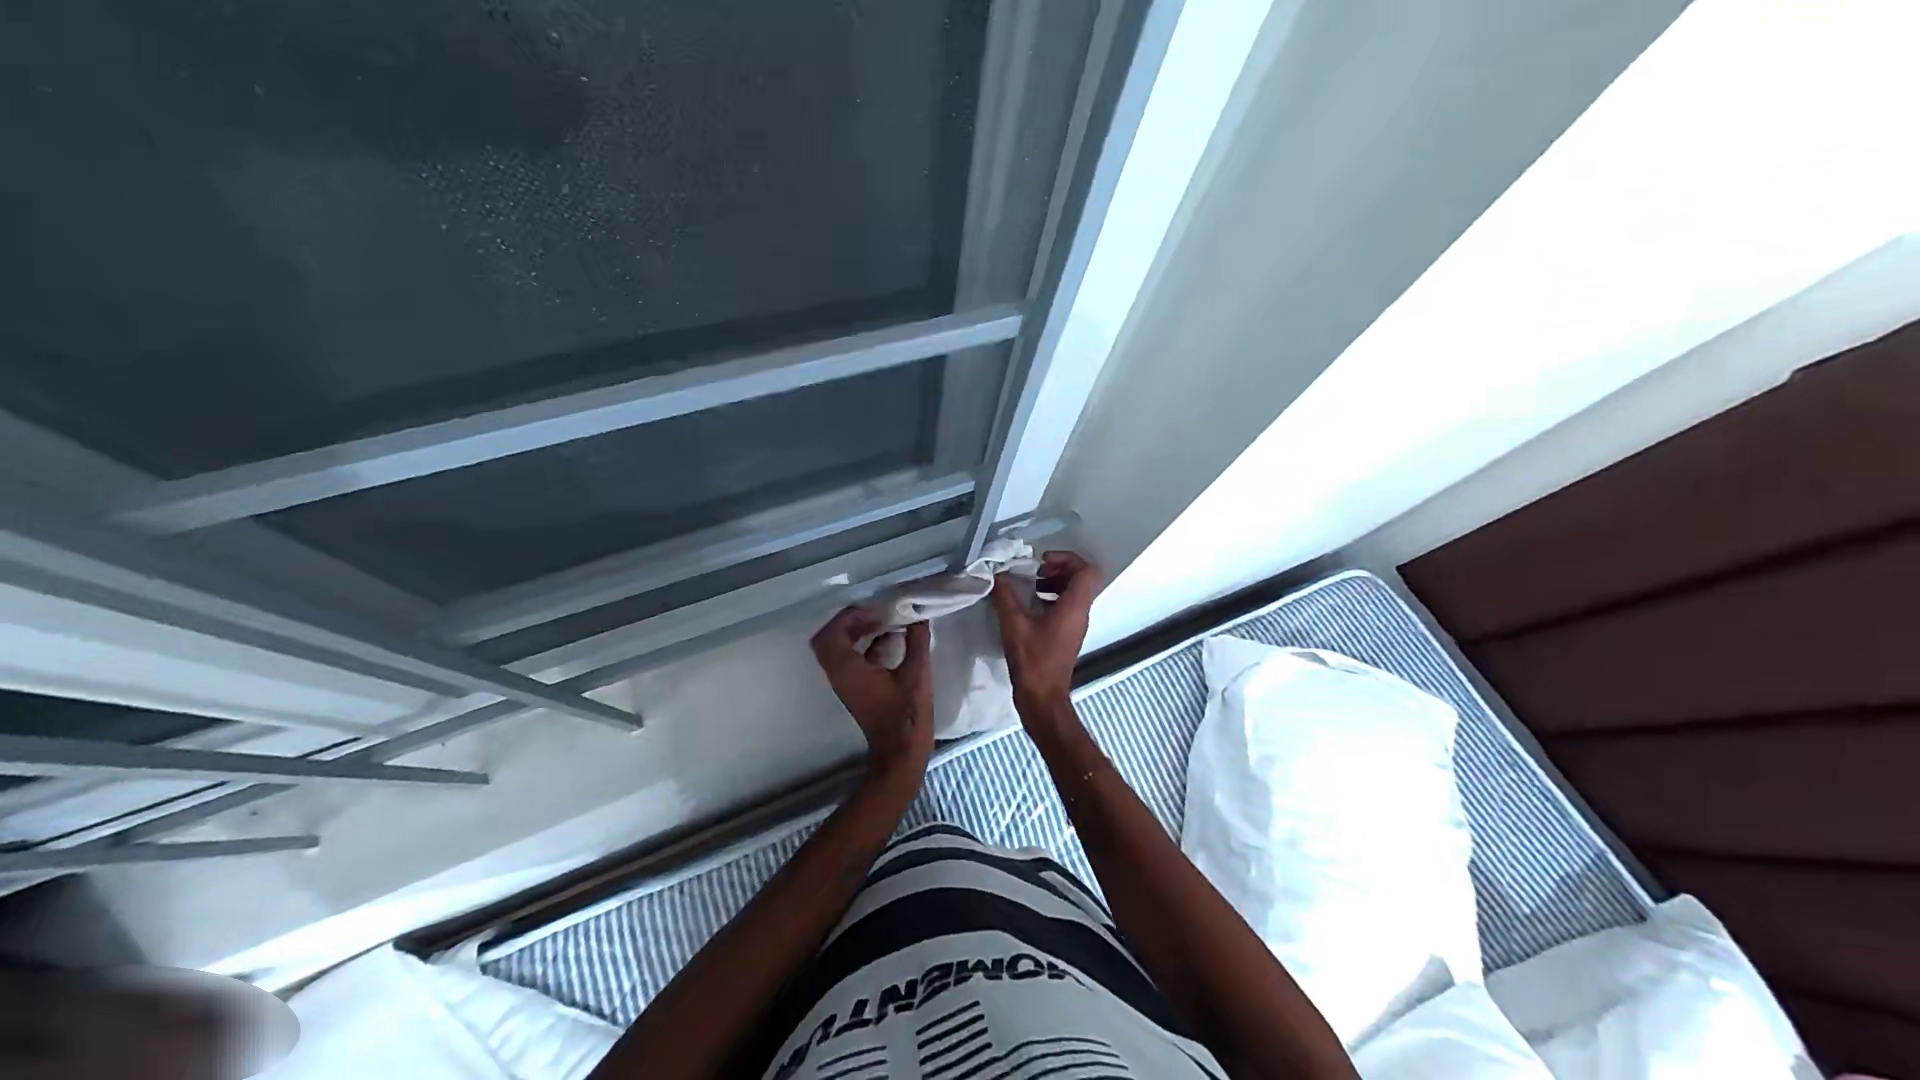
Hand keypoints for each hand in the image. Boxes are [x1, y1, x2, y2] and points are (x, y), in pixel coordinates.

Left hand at [810, 608, 934, 777]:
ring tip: (884, 623)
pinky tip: (891, 641)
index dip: (849, 617)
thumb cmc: (906, 715)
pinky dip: (865, 647)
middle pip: (829, 639)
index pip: (831, 633)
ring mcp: (846, 684)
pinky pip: (851, 660)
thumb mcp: (917, 673)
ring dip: (857, 633)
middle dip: (849, 622)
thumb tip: (920, 616)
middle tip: (874, 614)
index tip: (875, 611)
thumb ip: (917, 641)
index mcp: (847, 669)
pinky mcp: (856, 690)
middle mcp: (839, 675)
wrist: (900, 753)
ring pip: (839, 649)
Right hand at [990, 550, 1101, 719]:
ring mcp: (1076, 626)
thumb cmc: (1032, 659)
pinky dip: (1051, 599)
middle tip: (1036, 572)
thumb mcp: (1013, 624)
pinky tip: (1028, 606)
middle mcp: (1081, 613)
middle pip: (1082, 579)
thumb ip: (1006, 595)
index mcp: (1075, 606)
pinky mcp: (1067, 635)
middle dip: (1059, 569)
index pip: (1087, 570)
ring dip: (1054, 583)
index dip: (1067, 559)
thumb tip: (999, 576)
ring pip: (1074, 593)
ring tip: (1030, 587)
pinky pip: (1066, 607)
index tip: (1043, 562)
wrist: (1042, 697)